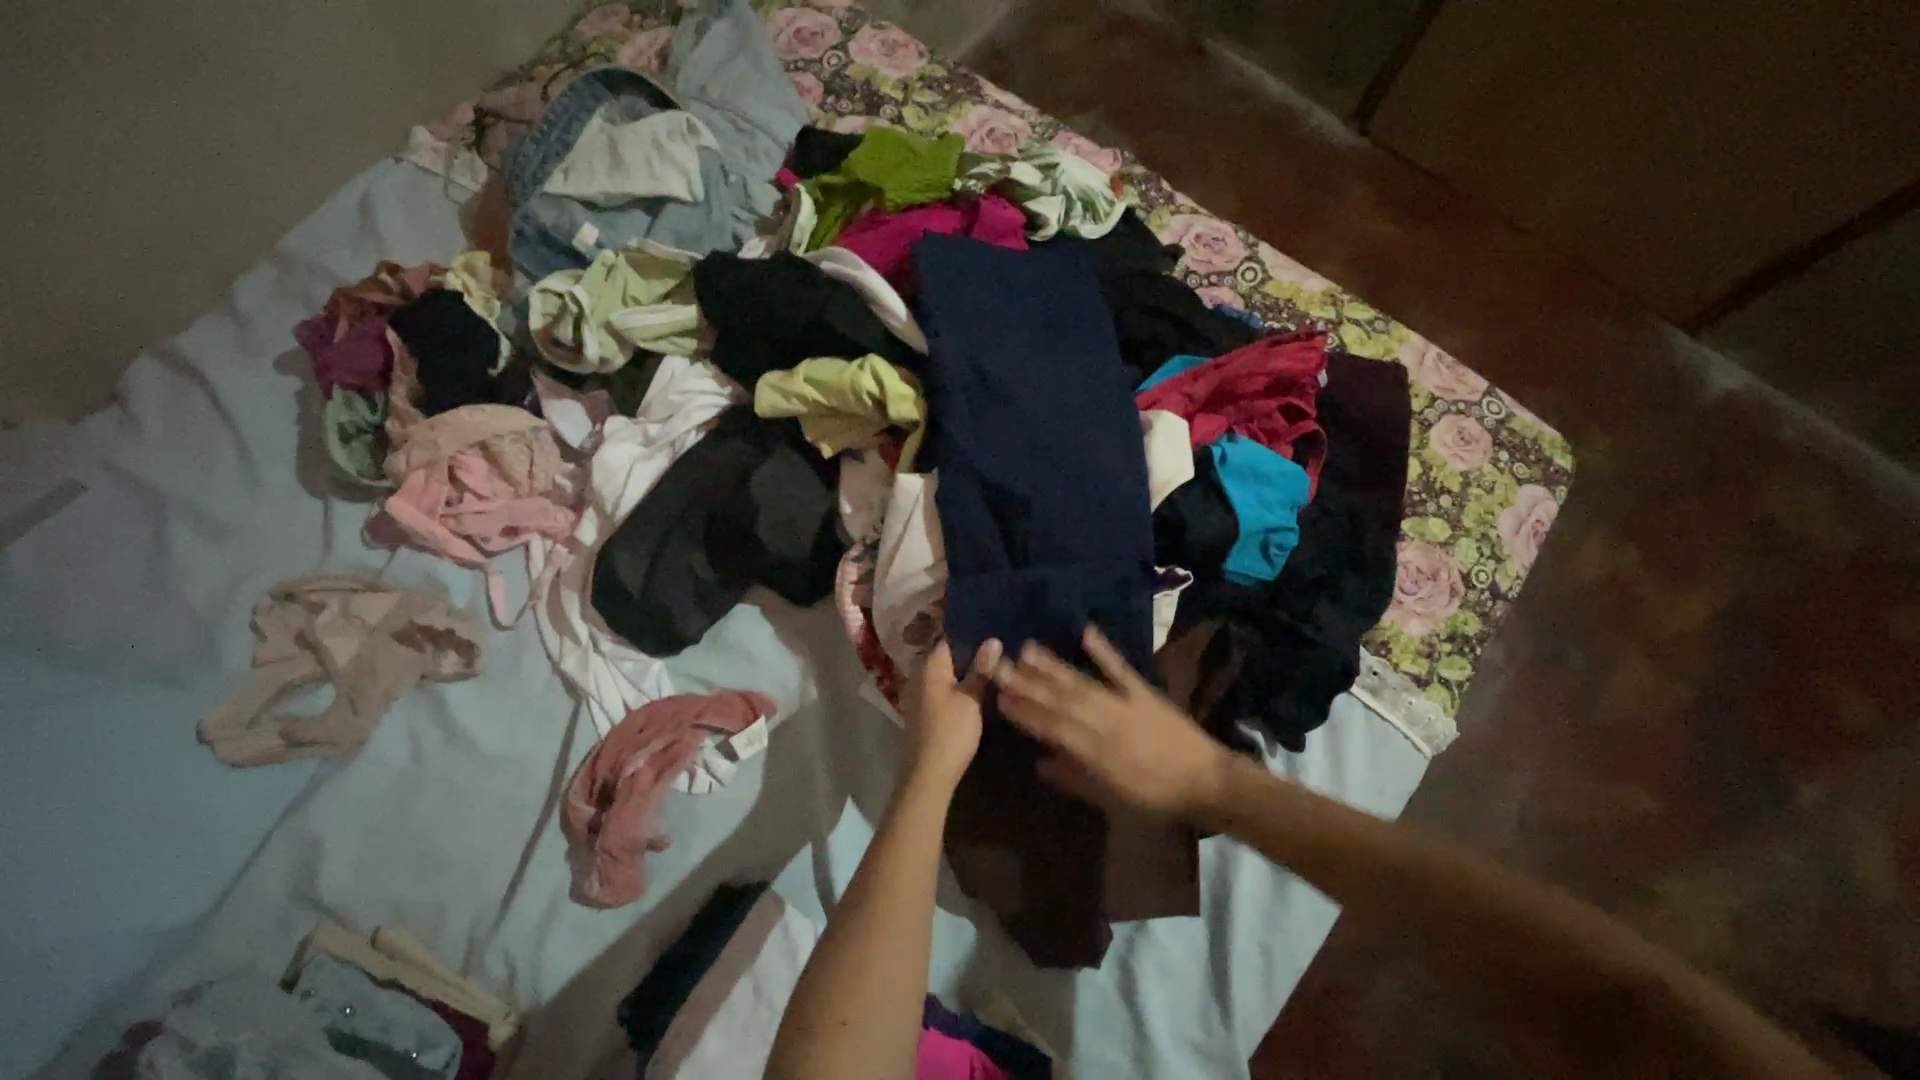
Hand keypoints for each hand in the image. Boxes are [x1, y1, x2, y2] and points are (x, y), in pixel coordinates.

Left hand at [900, 639, 1001, 791]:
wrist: (927, 774)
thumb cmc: (951, 731)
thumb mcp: (971, 699)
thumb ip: (981, 669)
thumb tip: (993, 640)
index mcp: (929, 666)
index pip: (948, 638)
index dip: (970, 634)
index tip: (992, 631)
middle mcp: (918, 674)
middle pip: (945, 656)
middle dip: (968, 653)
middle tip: (997, 650)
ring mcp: (917, 694)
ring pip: (943, 674)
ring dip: (962, 671)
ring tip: (990, 669)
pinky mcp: (920, 711)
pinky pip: (939, 689)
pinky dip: (954, 687)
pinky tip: (973, 691)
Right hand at [992, 625, 1231, 818]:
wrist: (1207, 783)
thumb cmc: (1156, 798)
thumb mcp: (1112, 799)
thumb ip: (1074, 780)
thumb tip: (1040, 763)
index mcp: (1096, 753)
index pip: (1052, 728)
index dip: (1024, 712)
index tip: (999, 696)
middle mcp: (1106, 723)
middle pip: (1061, 700)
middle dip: (1029, 683)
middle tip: (1000, 664)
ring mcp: (1125, 704)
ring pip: (1082, 682)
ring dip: (1054, 665)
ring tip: (1027, 648)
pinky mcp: (1144, 692)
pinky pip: (1120, 669)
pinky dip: (1103, 650)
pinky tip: (1085, 632)